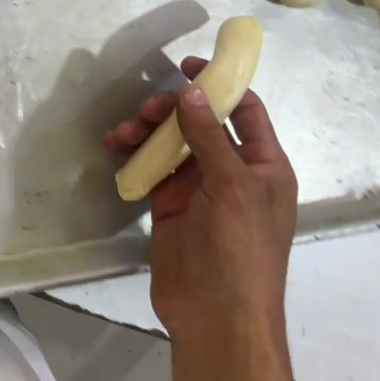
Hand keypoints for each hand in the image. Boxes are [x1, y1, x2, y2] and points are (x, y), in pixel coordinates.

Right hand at [105, 57, 298, 338]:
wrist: (215, 314)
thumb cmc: (238, 250)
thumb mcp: (231, 187)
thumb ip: (208, 138)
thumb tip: (191, 93)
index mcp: (263, 165)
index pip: (245, 111)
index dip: (219, 85)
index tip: (186, 66)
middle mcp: (232, 172)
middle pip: (200, 124)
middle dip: (171, 111)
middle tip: (146, 111)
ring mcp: (199, 189)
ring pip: (171, 144)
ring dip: (146, 133)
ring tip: (121, 136)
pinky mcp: (170, 206)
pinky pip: (151, 170)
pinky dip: (134, 157)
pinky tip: (116, 151)